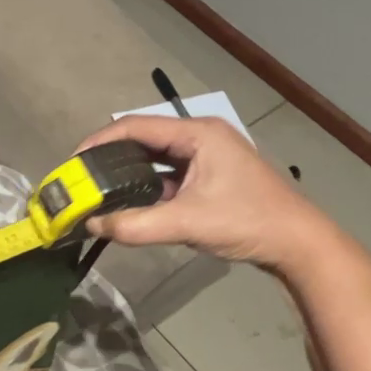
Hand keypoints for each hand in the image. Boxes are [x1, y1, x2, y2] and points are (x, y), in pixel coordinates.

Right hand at [77, 115, 339, 271]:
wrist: (299, 244)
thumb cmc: (248, 222)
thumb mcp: (186, 223)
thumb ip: (134, 225)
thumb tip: (91, 225)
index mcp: (198, 134)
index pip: (134, 127)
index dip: (97, 142)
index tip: (71, 165)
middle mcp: (199, 136)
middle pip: (140, 139)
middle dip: (106, 159)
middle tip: (79, 181)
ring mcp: (205, 156)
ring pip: (151, 157)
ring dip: (123, 173)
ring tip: (95, 192)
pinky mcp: (206, 175)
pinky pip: (163, 173)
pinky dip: (141, 186)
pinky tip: (124, 203)